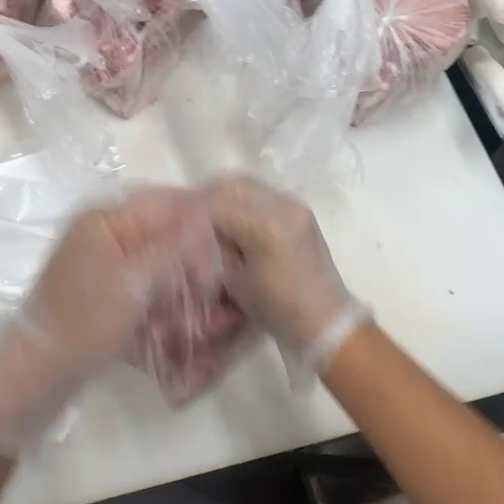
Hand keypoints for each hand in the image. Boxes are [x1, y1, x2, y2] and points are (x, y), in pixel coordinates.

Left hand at [0, 189, 204, 455]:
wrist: (36, 375)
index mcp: (105, 220)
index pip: (166, 202)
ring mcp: (106, 266)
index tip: (236, 243)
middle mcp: (106, 235)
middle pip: (166, 234)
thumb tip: (210, 217)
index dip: (202, 219)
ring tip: (212, 316)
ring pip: (162, 264)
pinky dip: (168, 304)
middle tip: (224, 290)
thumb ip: (172, 249)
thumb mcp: (133, 284)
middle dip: (197, 261)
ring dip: (186, 287)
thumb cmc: (82, 323)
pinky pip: (149, 289)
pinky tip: (188, 326)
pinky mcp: (108, 294)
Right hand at [208, 176, 366, 379]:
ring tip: (214, 215)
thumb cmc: (276, 308)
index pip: (216, 204)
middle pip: (233, 184)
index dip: (193, 210)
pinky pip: (265, 194)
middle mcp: (281, 206)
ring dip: (228, 195)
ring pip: (249, 184)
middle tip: (193, 214)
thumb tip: (204, 225)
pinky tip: (237, 218)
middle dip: (209, 195)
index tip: (178, 220)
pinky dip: (246, 200)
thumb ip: (218, 245)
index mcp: (263, 226)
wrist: (325, 319)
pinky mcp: (301, 210)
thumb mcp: (234, 279)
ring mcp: (294, 205)